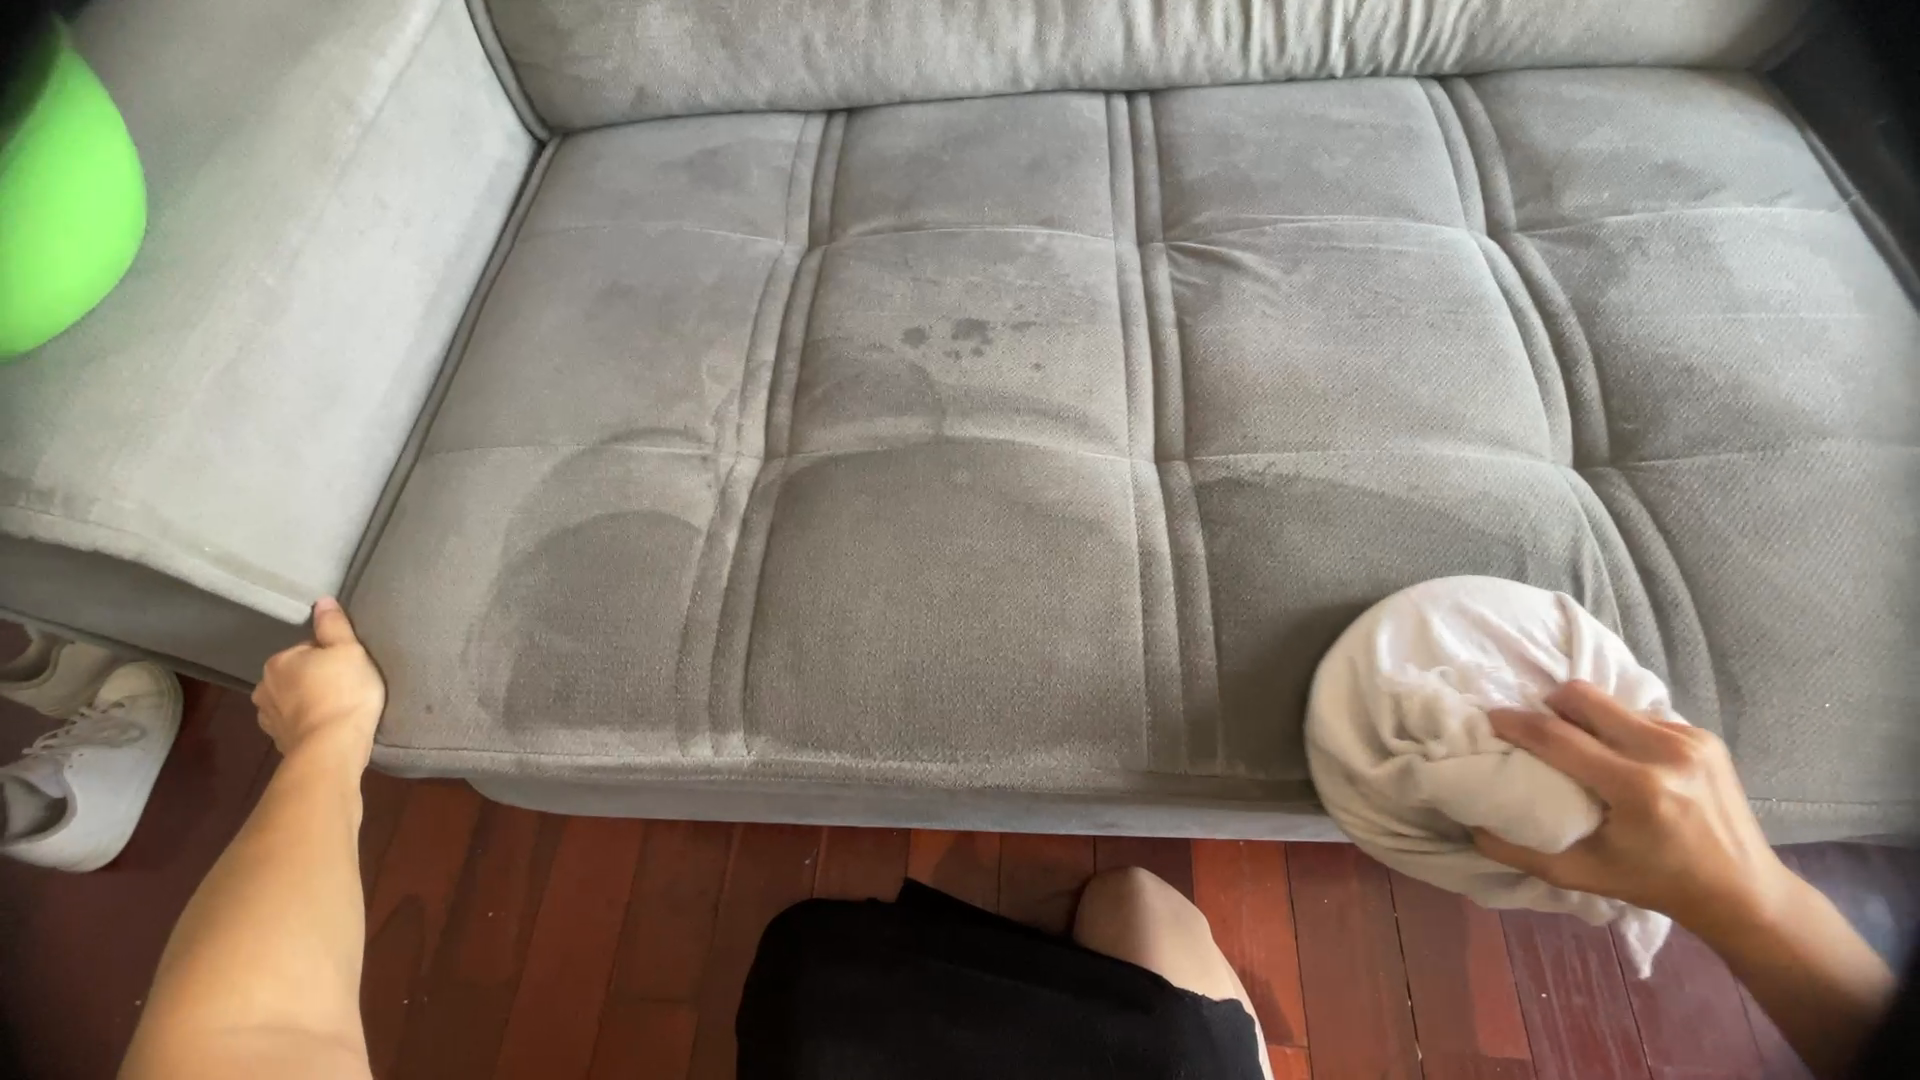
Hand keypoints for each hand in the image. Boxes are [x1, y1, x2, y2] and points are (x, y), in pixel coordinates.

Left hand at [251, 598, 385, 764]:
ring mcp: (267, 714)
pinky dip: (306, 719)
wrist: (333, 743)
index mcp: (280, 660)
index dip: (332, 656)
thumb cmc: (345, 690)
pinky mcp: (276, 737)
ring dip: (308, 699)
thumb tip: (321, 600)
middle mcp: (264, 685)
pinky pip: (292, 720)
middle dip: (316, 677)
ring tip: (337, 706)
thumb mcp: (349, 650)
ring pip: (291, 697)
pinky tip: (326, 723)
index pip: (308, 649)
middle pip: (296, 673)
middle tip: (347, 685)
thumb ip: (334, 625)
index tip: (351, 666)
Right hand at [1472, 681, 1793, 936]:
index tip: (1488, 720)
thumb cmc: (1655, 883)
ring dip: (1582, 716)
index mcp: (1637, 788)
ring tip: (1577, 745)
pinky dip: (1615, 728)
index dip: (1513, 722)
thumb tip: (1468, 821)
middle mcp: (1667, 754)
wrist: (1747, 893)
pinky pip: (1636, 715)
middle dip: (1547, 706)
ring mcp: (1691, 741)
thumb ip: (1516, 848)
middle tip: (1535, 730)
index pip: (1556, 735)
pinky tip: (1618, 756)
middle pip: (1581, 697)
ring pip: (1608, 701)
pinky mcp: (1703, 737)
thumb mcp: (1578, 873)